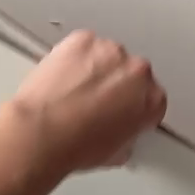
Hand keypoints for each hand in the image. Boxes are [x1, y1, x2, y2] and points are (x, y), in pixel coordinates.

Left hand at [5, 31, 166, 171]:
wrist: (42, 132)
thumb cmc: (76, 144)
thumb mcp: (115, 154)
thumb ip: (128, 135)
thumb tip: (117, 132)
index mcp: (152, 99)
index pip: (152, 98)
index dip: (134, 106)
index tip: (122, 111)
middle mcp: (137, 70)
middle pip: (132, 73)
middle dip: (117, 85)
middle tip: (95, 103)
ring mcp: (110, 51)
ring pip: (107, 56)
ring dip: (96, 68)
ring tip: (75, 91)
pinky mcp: (82, 40)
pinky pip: (83, 44)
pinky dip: (74, 56)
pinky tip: (64, 76)